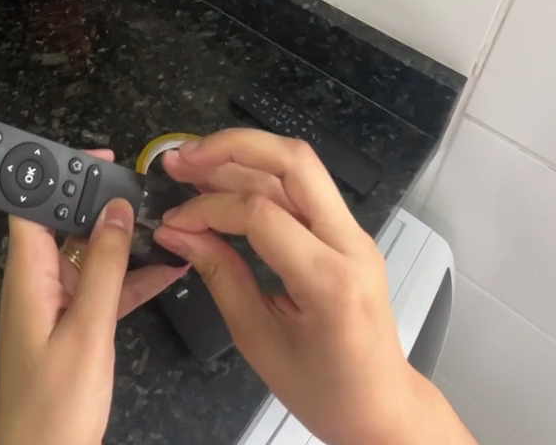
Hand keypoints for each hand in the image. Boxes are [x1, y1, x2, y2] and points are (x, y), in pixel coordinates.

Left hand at [0, 150, 187, 444]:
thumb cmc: (55, 405)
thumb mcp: (87, 330)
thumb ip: (103, 266)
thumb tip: (115, 208)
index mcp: (27, 273)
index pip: (30, 202)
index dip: (54, 172)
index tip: (94, 158)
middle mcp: (36, 280)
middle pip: (63, 221)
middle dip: (96, 199)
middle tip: (137, 185)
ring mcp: (54, 303)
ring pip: (86, 253)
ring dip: (118, 238)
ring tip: (158, 218)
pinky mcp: (71, 326)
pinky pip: (100, 288)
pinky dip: (127, 277)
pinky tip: (165, 267)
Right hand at [155, 130, 474, 444]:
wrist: (383, 408)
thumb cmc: (322, 389)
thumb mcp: (258, 340)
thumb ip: (219, 274)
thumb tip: (175, 231)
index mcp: (330, 280)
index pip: (261, 214)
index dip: (209, 208)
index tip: (173, 221)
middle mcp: (349, 242)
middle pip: (293, 161)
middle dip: (231, 147)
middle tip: (182, 158)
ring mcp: (353, 230)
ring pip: (297, 164)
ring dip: (241, 154)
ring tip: (191, 161)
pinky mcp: (345, 228)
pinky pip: (300, 185)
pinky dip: (257, 173)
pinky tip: (222, 179)